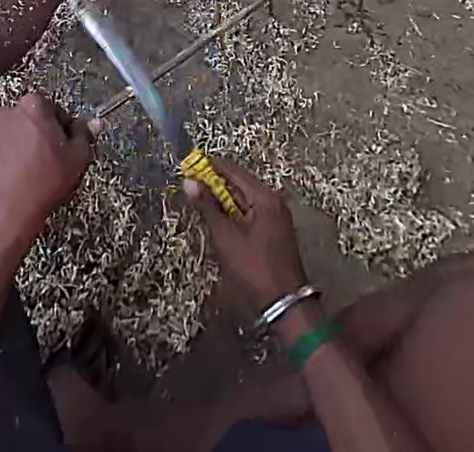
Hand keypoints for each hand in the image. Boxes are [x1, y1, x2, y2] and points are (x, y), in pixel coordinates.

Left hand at [0, 94, 96, 261]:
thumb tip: (93, 123)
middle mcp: (6, 113)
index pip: (54, 109)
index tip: (66, 148)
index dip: (63, 129)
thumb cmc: (42, 184)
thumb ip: (85, 135)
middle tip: (50, 163)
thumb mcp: (77, 159)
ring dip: (18, 150)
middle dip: (39, 137)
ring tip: (28, 178)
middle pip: (29, 121)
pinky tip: (9, 184)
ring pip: (9, 137)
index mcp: (33, 106)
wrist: (2, 217)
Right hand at [182, 158, 307, 315]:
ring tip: (202, 206)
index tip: (188, 170)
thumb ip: (207, 207)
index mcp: (265, 197)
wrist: (284, 305)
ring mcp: (277, 216)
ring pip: (244, 198)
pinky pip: (251, 212)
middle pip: (240, 183)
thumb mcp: (225, 237)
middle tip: (192, 190)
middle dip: (215, 185)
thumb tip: (189, 183)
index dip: (209, 168)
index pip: (233, 171)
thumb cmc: (253, 269)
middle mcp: (274, 201)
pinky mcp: (275, 230)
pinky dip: (235, 213)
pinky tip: (220, 223)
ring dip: (223, 201)